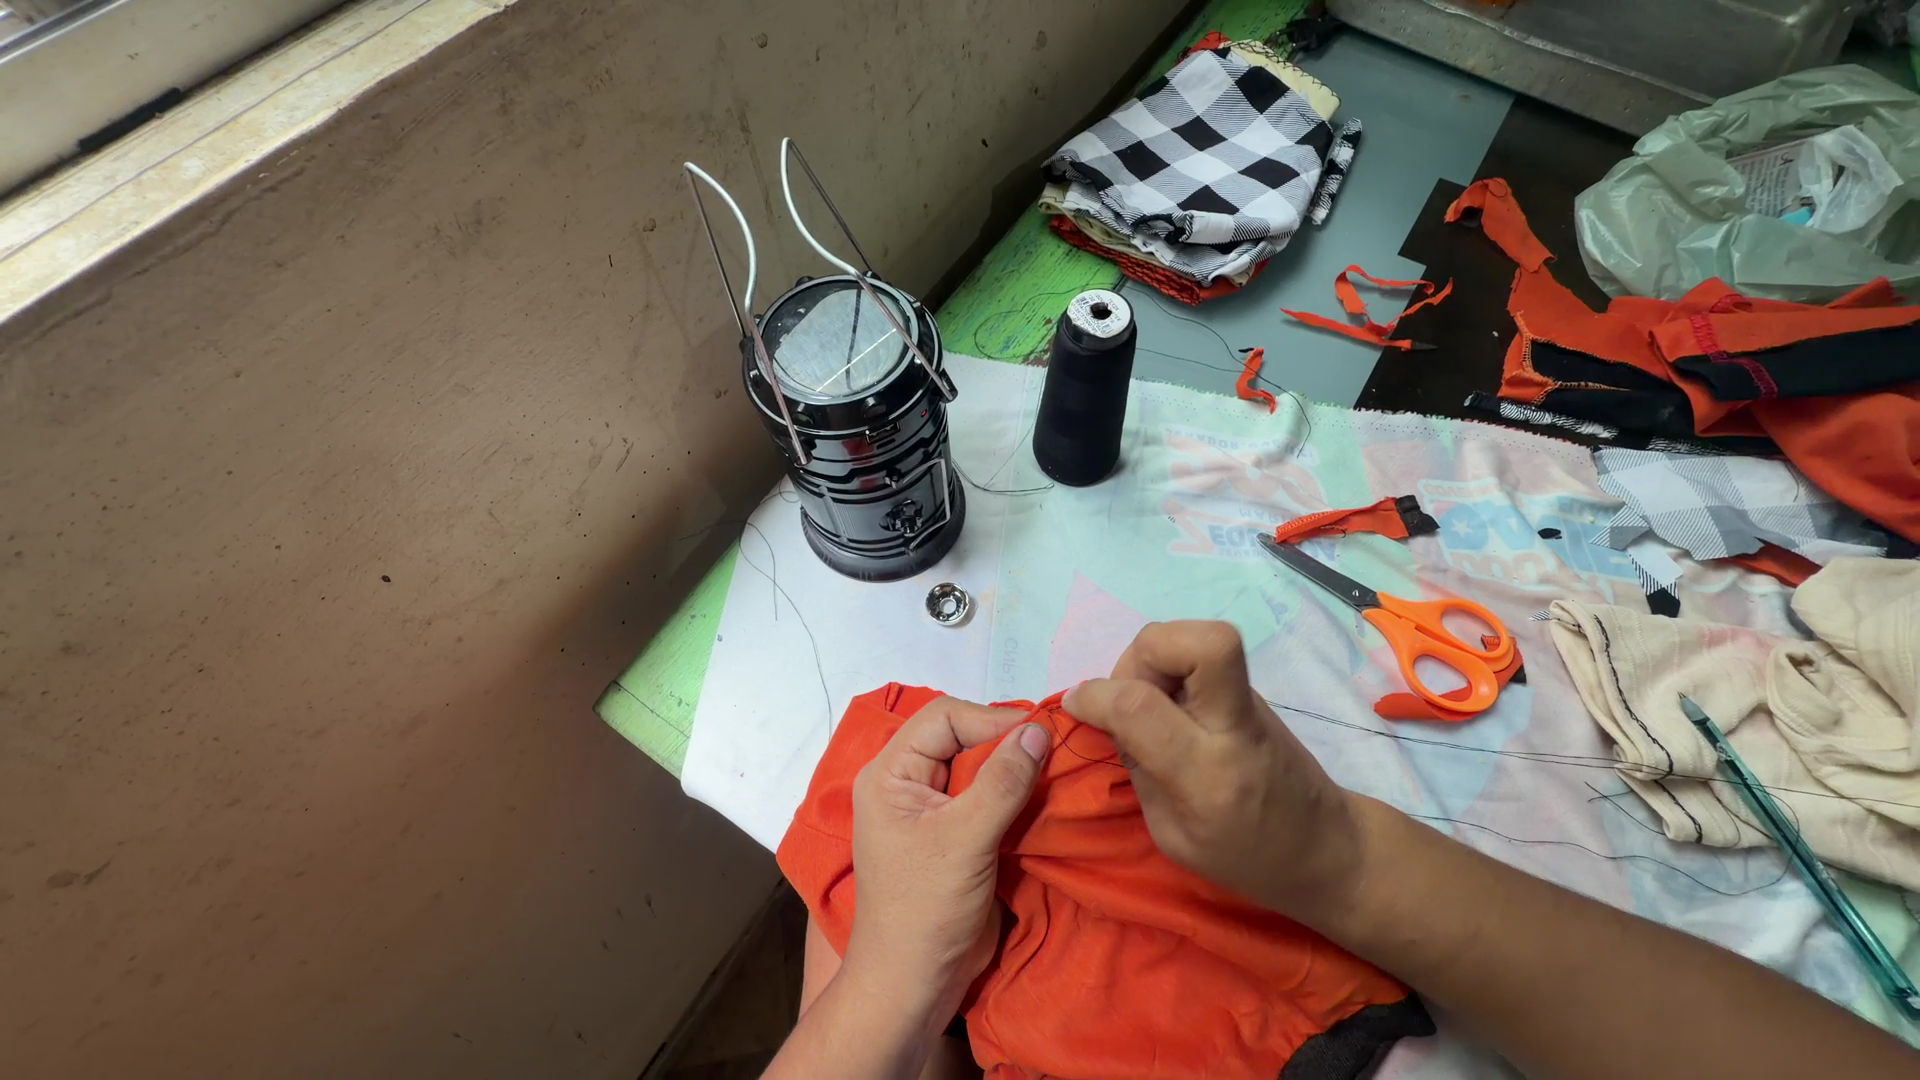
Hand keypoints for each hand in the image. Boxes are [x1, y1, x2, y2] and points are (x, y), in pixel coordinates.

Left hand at [841, 696, 1050, 1025]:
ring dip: (1013, 766)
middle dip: (1004, 740)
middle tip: (1050, 749)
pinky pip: (987, 794)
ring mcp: (932, 807)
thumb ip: (1002, 782)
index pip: (944, 718)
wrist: (914, 985)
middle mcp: (908, 781)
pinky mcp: (955, 831)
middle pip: (961, 736)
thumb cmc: (926, 909)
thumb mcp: (965, 840)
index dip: (991, 719)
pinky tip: (1042, 796)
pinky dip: (1014, 792)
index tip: (1038, 734)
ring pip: (978, 764)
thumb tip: (1038, 729)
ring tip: (1052, 768)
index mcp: (891, 773)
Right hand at [1063, 621, 1363, 922]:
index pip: (1139, 706)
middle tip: (1130, 694)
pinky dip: (1170, 664)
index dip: (1094, 696)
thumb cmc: (1245, 859)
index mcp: (1207, 775)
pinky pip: (1201, 652)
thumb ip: (1138, 768)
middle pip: (1198, 643)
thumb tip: (1106, 715)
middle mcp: (1234, 726)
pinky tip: (1171, 703)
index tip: (1076, 705)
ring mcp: (1252, 701)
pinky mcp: (1254, 690)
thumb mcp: (1171, 835)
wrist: (1327, 849)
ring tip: (1150, 699)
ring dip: (1155, 656)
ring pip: (1198, 635)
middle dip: (1142, 654)